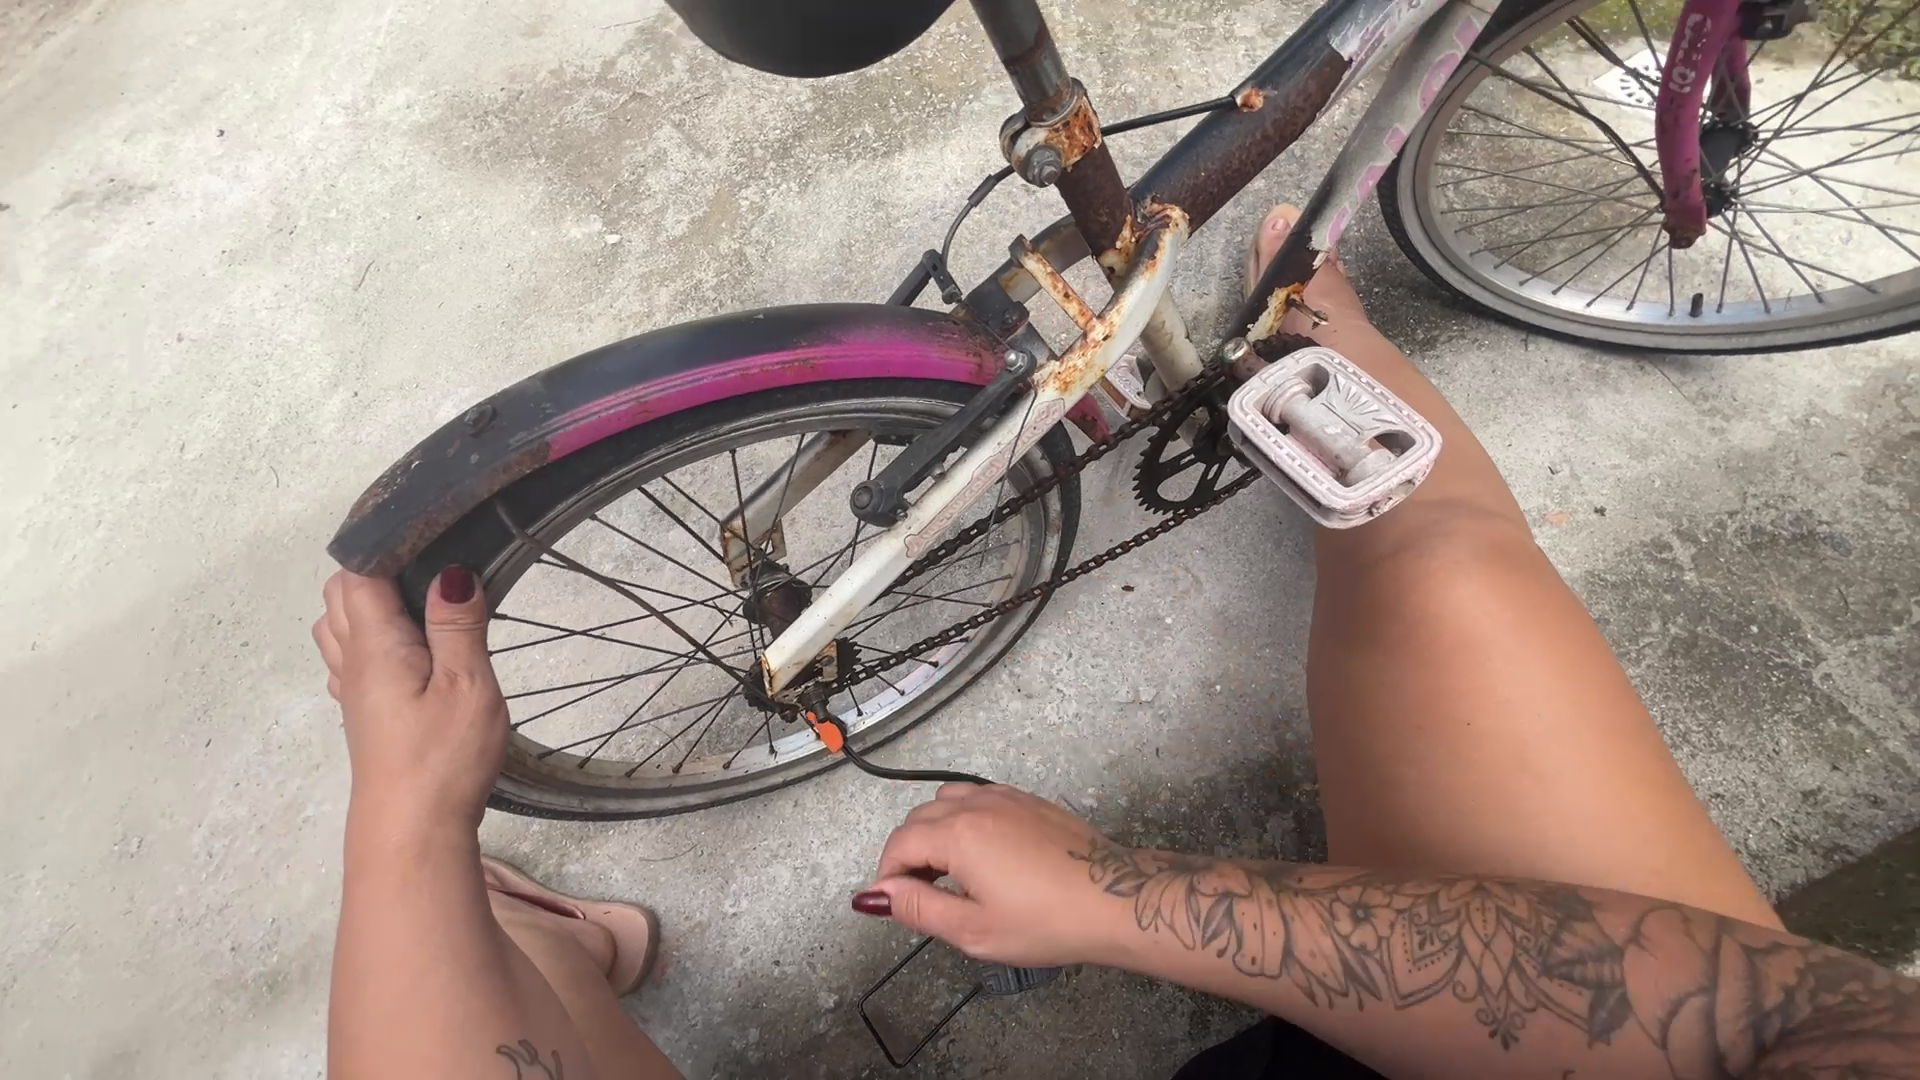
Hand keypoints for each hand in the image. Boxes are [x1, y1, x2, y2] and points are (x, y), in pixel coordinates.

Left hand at [312, 567, 506, 832]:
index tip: (430, 527)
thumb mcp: (467, 685)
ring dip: (371, 601)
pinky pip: (352, 655)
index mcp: (377, 647)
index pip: (359, 576)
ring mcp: (354, 689)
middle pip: (342, 595)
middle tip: (439, 562)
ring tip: (425, 598)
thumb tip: (453, 571)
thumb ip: (459, 626)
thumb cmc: (444, 754)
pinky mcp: (366, 712)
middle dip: (378, 568)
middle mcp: (354, 661)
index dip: (385, 545)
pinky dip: (372, 634)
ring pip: (341, 625)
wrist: (414, 828)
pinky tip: (409, 646)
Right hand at [858, 784, 1128, 967]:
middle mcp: (975, 803)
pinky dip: (962, 817)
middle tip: (923, 895)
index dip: (888, 875)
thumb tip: (873, 896)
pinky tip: (982, 852)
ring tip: (950, 872)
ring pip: (946, 800)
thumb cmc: (1042, 921)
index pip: (900, 843)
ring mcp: (1003, 795)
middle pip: (919, 818)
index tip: (898, 905)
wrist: (1112, 897)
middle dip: (908, 854)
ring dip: (934, 830)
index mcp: (957, 833)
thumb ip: (918, 907)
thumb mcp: (973, 929)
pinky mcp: (1025, 798)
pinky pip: (977, 796)